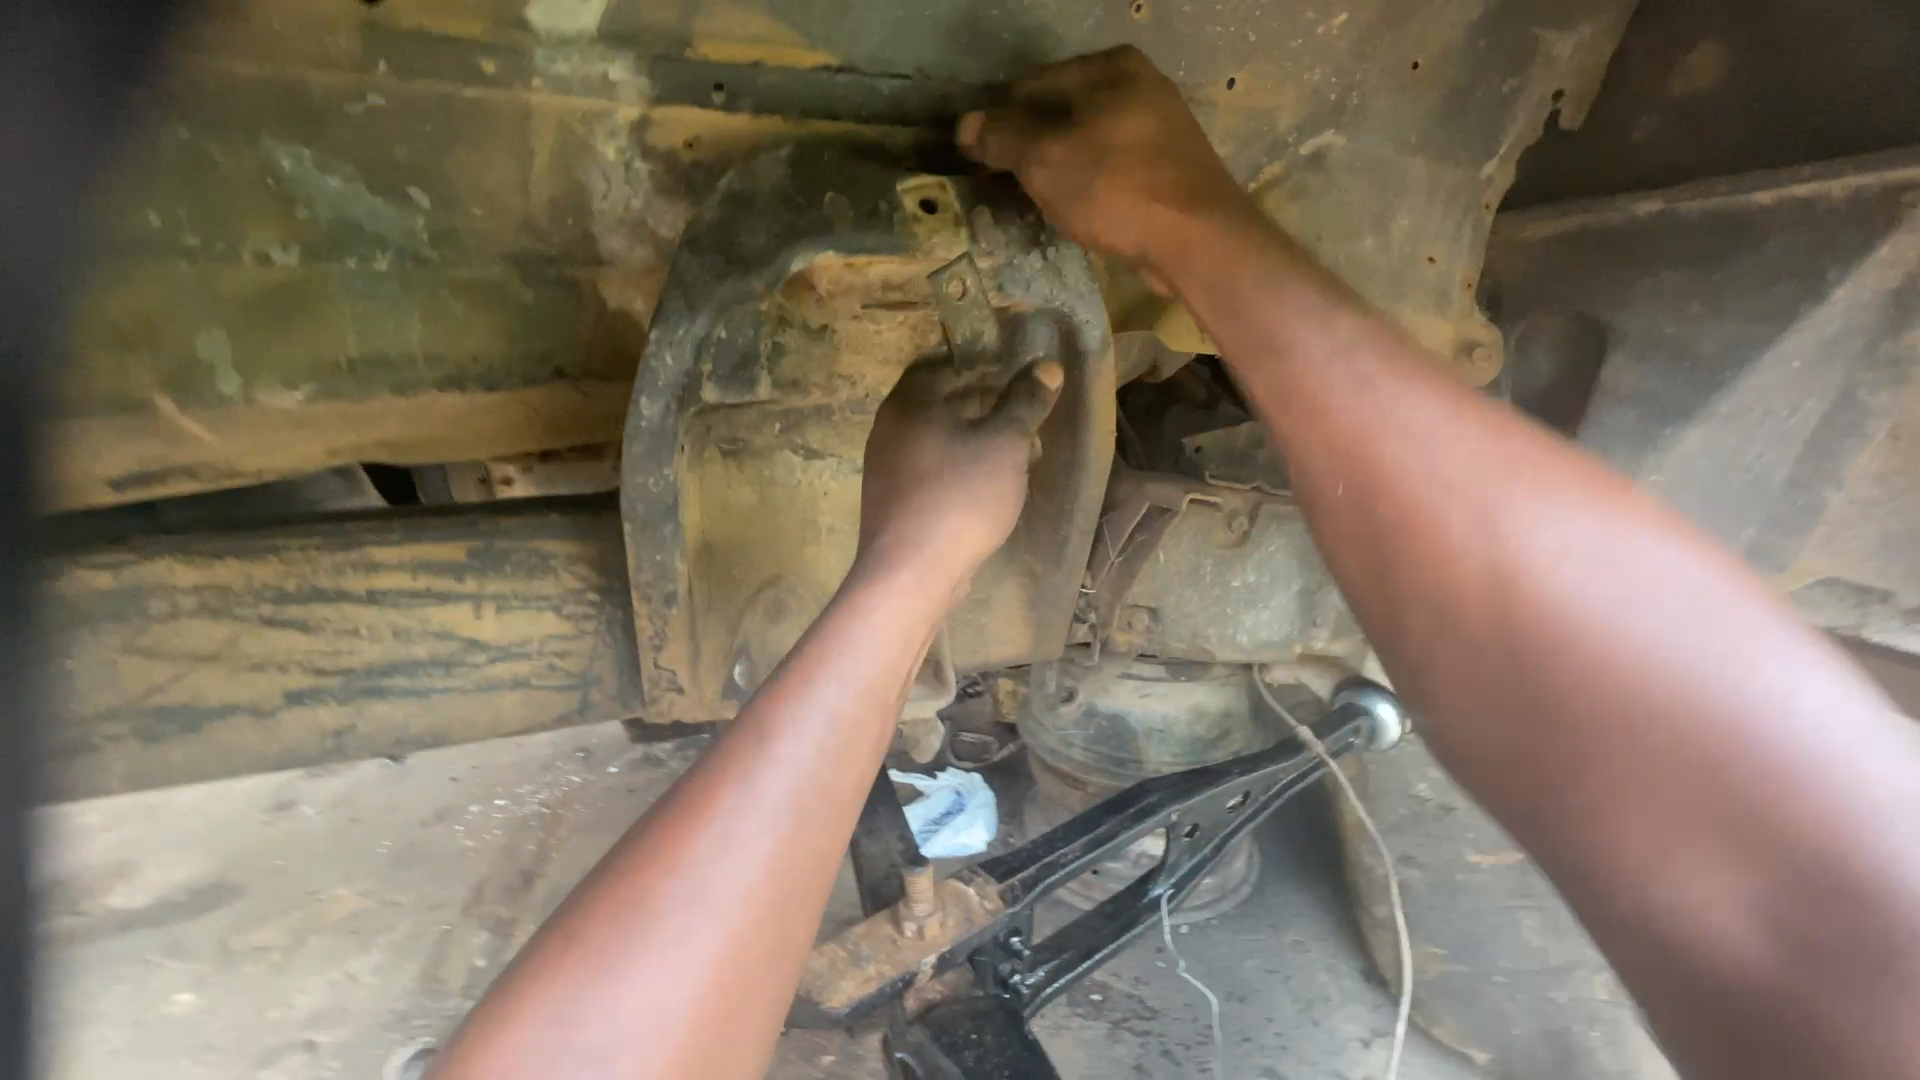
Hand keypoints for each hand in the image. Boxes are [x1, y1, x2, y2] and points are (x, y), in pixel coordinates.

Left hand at [857, 358, 1063, 591]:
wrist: (911, 572)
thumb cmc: (960, 496)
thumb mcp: (1004, 444)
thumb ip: (1025, 403)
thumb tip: (1047, 367)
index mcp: (908, 403)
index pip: (941, 365)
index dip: (979, 364)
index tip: (1013, 372)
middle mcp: (888, 428)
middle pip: (938, 402)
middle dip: (982, 403)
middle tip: (1022, 411)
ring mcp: (886, 468)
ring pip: (936, 439)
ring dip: (974, 438)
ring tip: (1016, 450)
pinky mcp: (893, 502)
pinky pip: (930, 471)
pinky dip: (958, 467)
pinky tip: (989, 485)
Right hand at [956, 46, 1257, 290]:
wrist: (1196, 238)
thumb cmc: (1115, 187)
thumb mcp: (1045, 159)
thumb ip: (1002, 138)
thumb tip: (965, 125)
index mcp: (1110, 67)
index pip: (1032, 84)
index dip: (999, 118)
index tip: (975, 155)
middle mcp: (1140, 86)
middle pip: (1062, 113)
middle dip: (1029, 146)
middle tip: (1000, 183)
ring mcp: (1159, 129)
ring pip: (1087, 144)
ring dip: (1058, 169)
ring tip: (1032, 201)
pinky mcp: (1168, 171)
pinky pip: (1111, 171)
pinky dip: (1088, 187)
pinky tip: (1074, 212)